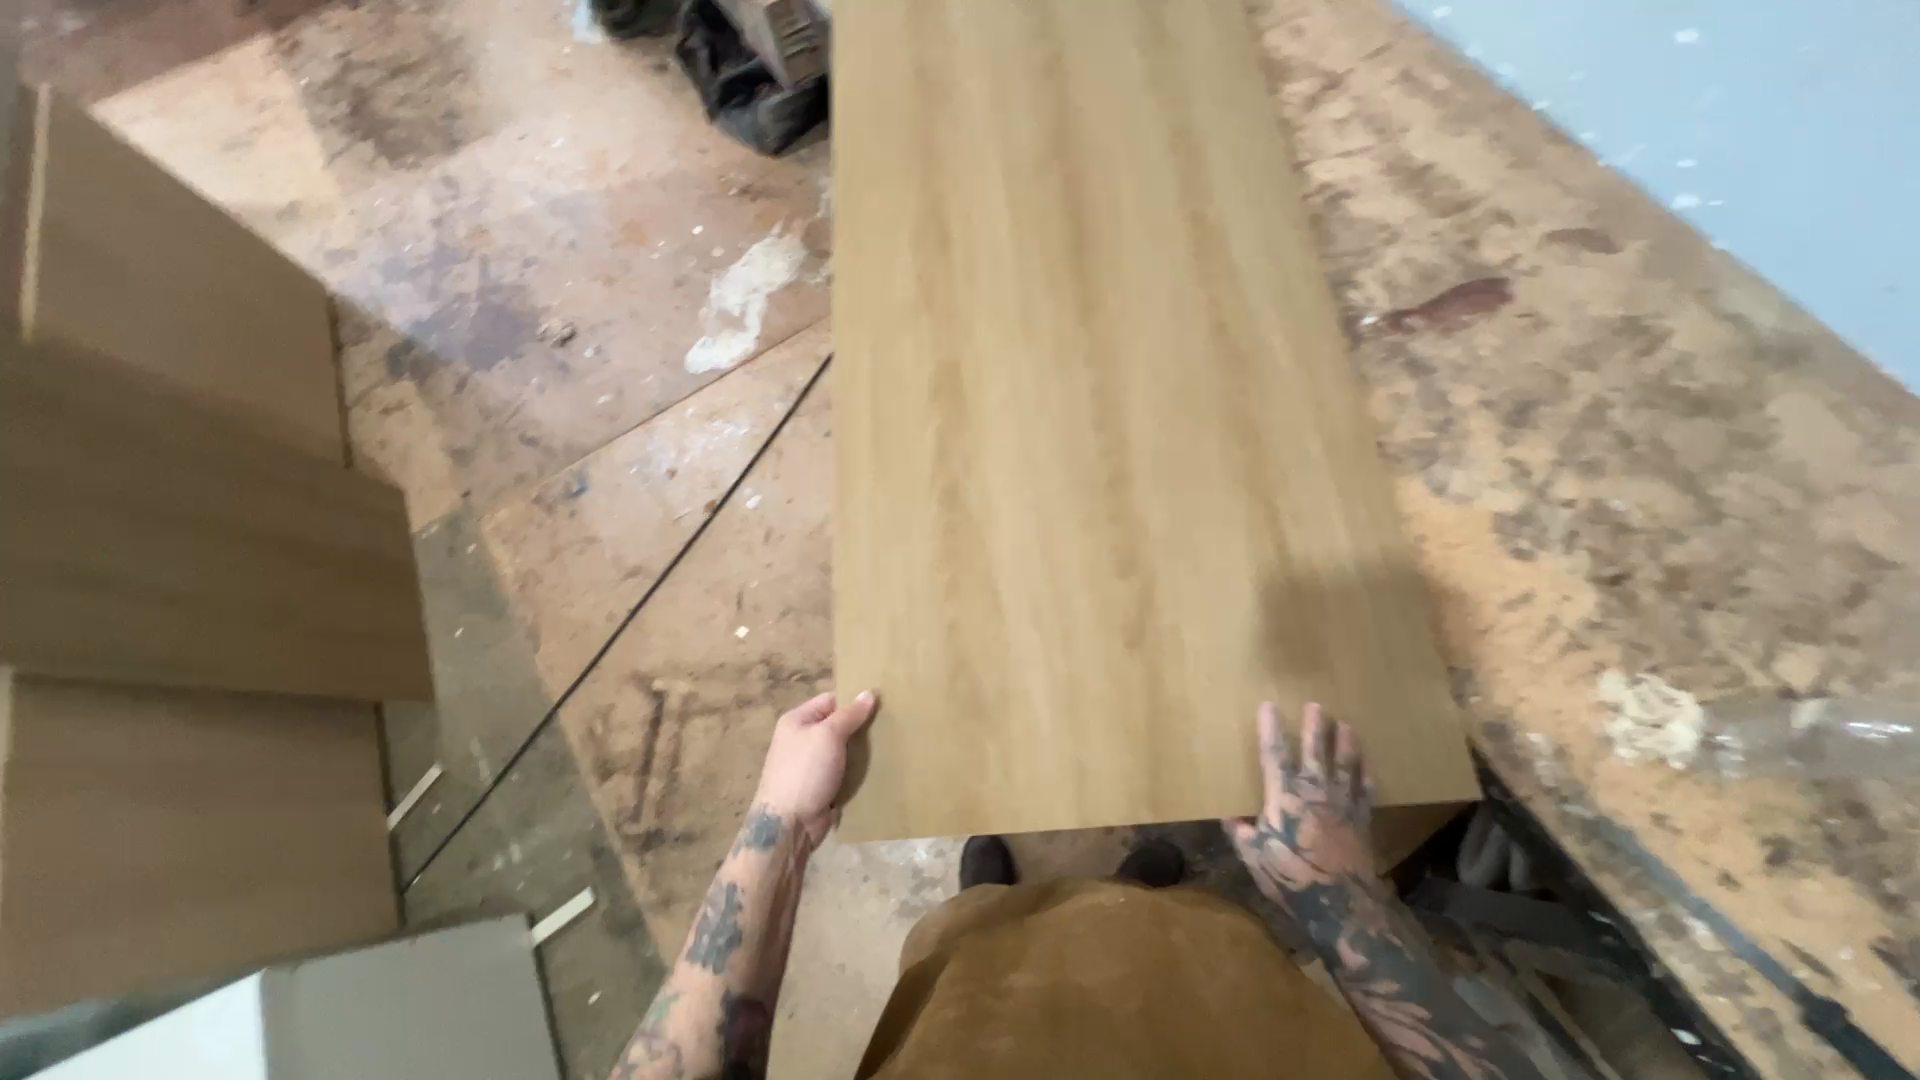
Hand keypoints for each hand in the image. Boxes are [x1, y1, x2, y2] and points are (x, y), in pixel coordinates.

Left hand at [753, 690, 876, 846]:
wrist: (790, 825)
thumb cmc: (805, 772)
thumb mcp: (828, 736)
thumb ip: (849, 714)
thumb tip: (868, 693)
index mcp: (797, 720)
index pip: (831, 700)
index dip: (854, 700)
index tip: (882, 703)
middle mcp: (802, 739)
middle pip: (838, 725)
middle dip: (861, 726)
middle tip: (891, 724)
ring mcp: (811, 764)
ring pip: (843, 750)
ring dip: (862, 751)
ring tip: (890, 745)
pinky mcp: (821, 786)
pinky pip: (844, 771)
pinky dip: (858, 771)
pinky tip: (879, 769)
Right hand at [1224, 702, 1377, 919]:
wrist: (1339, 904)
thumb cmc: (1290, 877)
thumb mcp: (1254, 856)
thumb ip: (1242, 833)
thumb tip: (1229, 816)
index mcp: (1283, 797)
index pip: (1274, 755)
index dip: (1270, 729)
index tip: (1268, 706)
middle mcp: (1314, 792)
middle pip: (1315, 752)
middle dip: (1314, 727)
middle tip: (1317, 706)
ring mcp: (1342, 805)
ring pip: (1345, 766)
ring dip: (1346, 744)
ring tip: (1347, 726)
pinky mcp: (1362, 822)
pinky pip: (1365, 793)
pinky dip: (1366, 777)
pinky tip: (1368, 767)